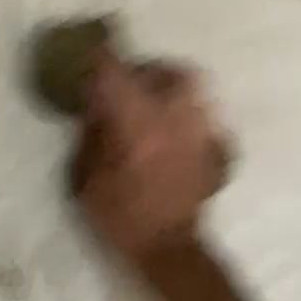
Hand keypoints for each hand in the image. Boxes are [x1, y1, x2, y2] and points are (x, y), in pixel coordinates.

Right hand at [70, 54, 232, 264]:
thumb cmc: (119, 216)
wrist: (168, 248)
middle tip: (126, 82)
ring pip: (190, 86)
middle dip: (143, 70)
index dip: (101, 58)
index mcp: (138, 122)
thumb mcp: (86, 178)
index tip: (90, 51)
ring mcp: (201, 128)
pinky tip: (169, 126)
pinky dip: (184, 110)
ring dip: (167, 85)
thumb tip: (95, 107)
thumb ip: (91, 135)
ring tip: (150, 100)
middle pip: (165, 70)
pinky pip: (201, 111)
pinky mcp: (214, 143)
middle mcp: (175, 115)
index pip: (116, 72)